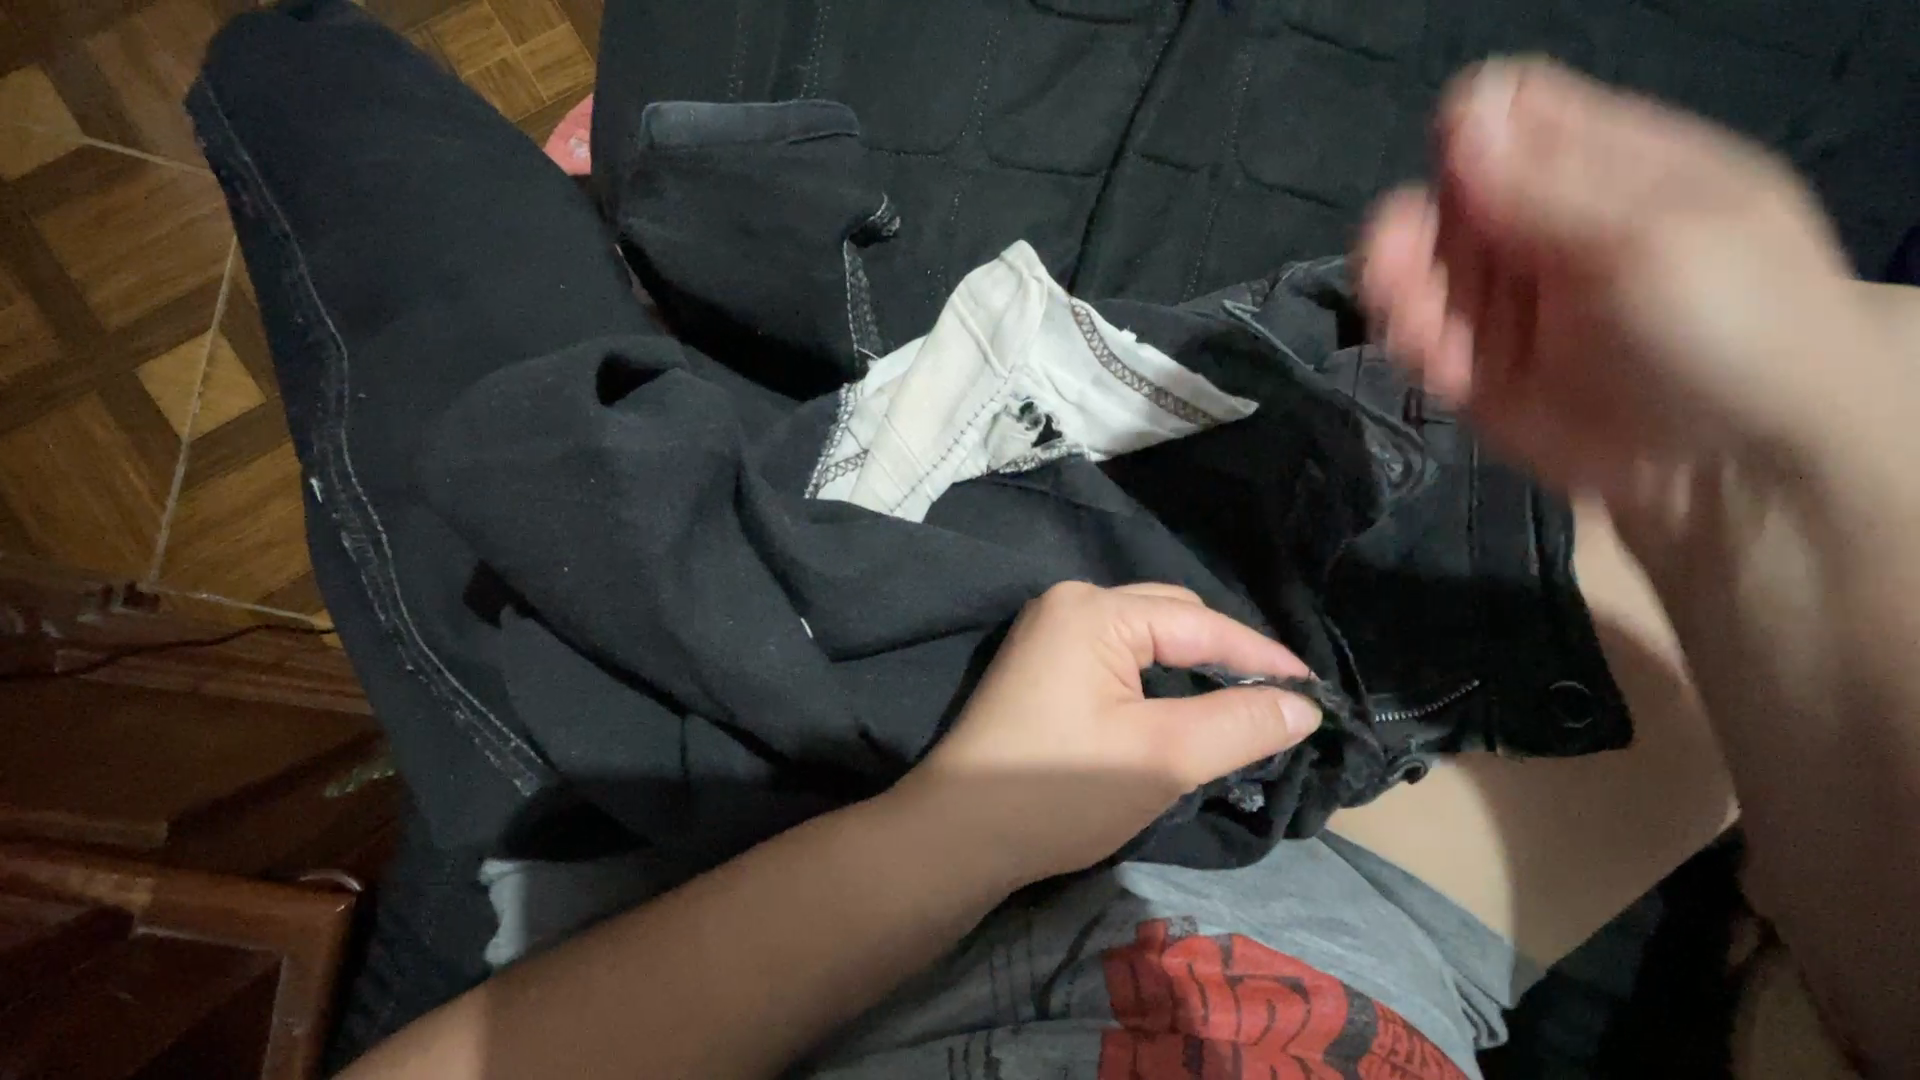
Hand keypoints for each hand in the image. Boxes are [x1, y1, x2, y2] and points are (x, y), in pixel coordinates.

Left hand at [888, 582, 1321, 887]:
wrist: (958, 834)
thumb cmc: (1059, 791)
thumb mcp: (1162, 757)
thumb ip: (1239, 723)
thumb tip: (1302, 706)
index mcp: (1094, 610)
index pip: (1200, 624)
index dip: (1262, 658)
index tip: (1316, 695)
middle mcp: (1069, 605)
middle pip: (1172, 619)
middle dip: (1226, 659)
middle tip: (1276, 705)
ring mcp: (1049, 634)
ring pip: (1146, 641)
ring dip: (1192, 670)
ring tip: (1240, 709)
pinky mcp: (1042, 666)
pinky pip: (1118, 659)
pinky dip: (1157, 682)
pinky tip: (1182, 709)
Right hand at [1356, 58, 1903, 576]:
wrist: (1729, 468)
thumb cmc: (1733, 331)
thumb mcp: (1654, 241)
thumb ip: (1546, 185)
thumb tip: (1459, 109)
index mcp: (1602, 168)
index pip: (1507, 119)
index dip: (1468, 139)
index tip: (1457, 184)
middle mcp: (1539, 226)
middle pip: (1439, 200)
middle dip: (1411, 236)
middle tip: (1401, 271)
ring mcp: (1502, 301)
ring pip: (1414, 273)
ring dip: (1404, 299)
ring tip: (1420, 336)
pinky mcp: (1473, 364)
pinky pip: (1416, 340)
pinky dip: (1415, 351)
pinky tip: (1443, 372)